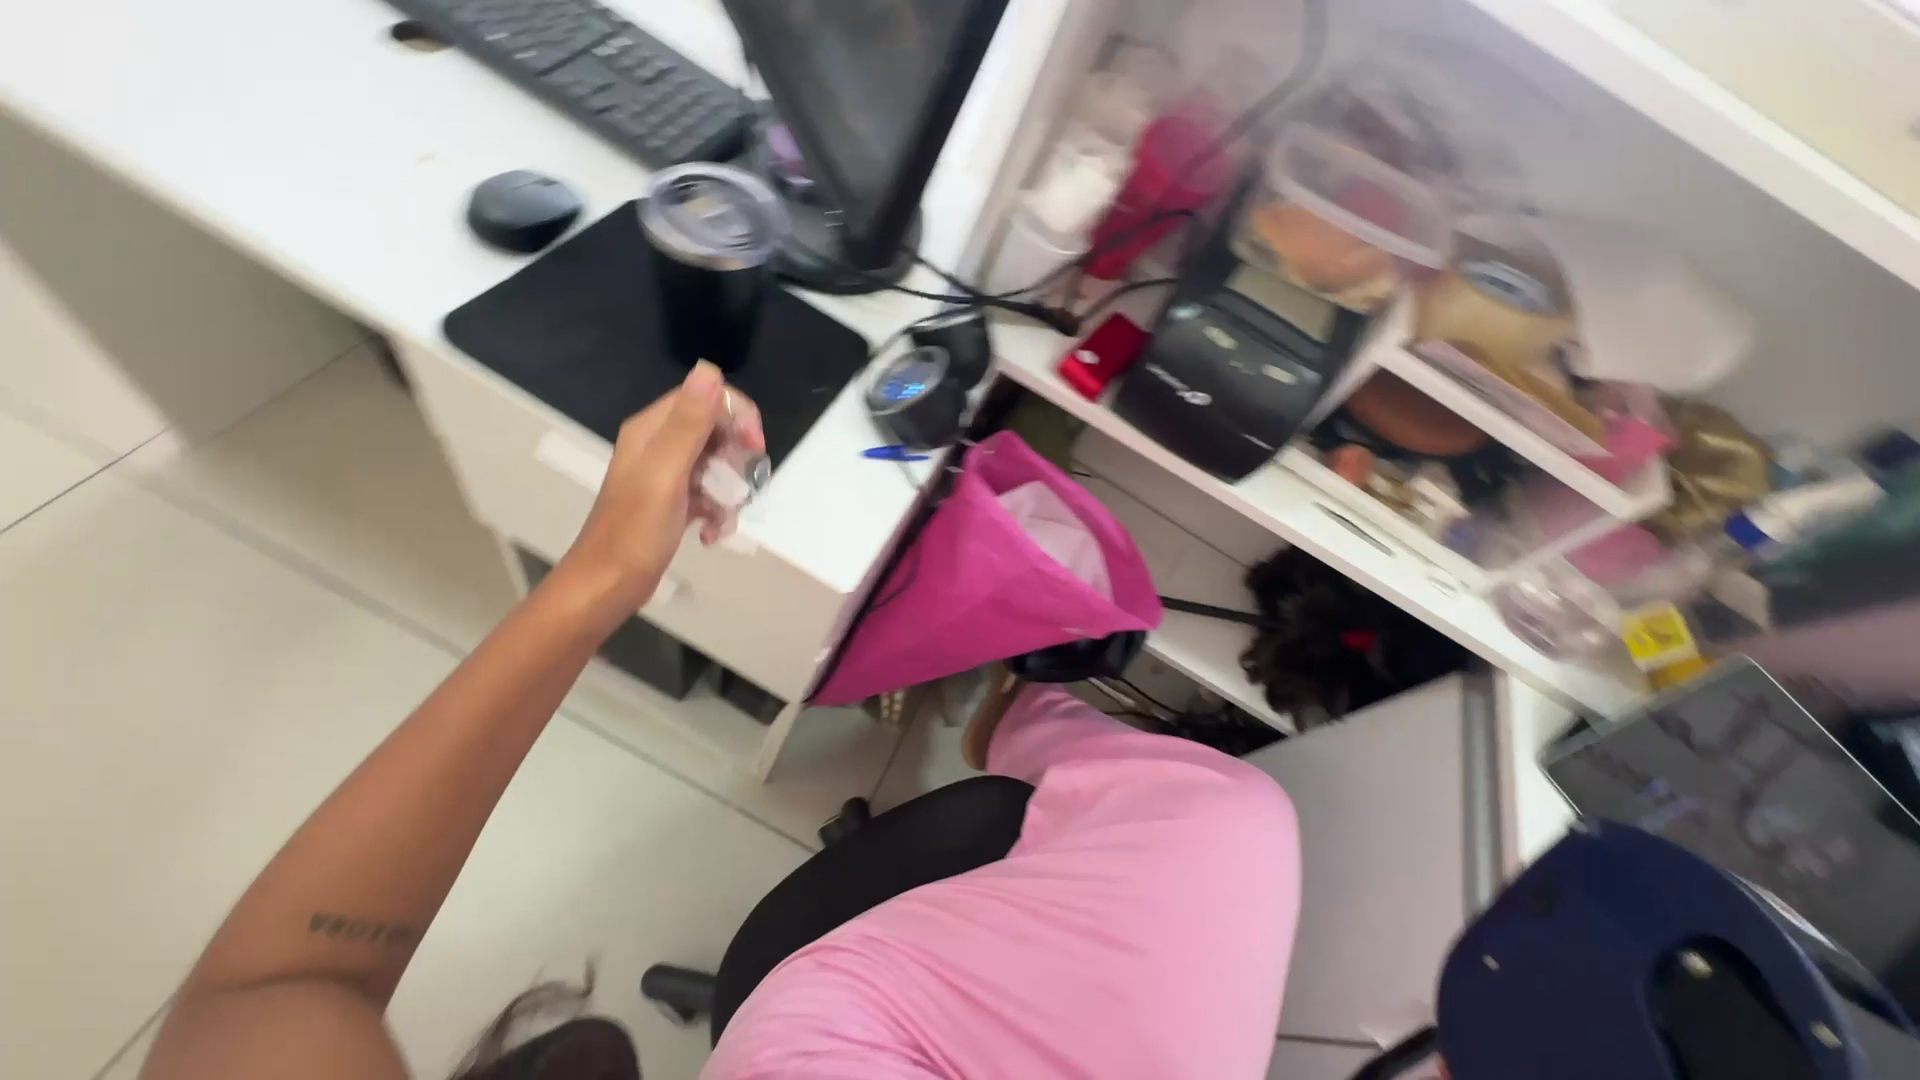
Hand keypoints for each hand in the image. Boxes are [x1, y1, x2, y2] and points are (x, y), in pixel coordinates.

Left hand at [555, 361, 764, 616]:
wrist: (608, 586)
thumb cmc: (634, 532)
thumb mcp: (665, 473)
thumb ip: (689, 423)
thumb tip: (710, 369)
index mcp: (653, 429)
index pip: (707, 397)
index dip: (738, 417)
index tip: (753, 448)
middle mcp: (659, 445)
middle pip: (718, 431)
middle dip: (738, 459)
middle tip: (740, 489)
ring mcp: (667, 475)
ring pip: (720, 465)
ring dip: (731, 491)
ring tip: (723, 518)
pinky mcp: (675, 502)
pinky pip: (711, 494)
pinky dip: (719, 513)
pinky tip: (712, 534)